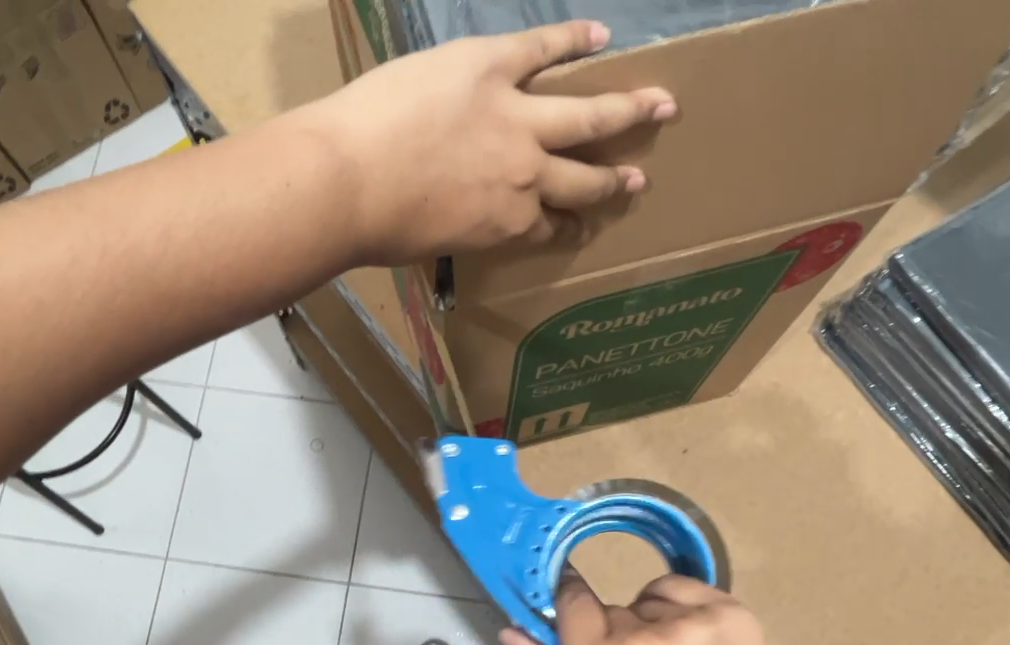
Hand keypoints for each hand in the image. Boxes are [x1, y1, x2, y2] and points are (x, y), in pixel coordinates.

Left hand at [292, 20, 675, 264]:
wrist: (347, 180)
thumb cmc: (380, 228)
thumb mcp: (434, 243)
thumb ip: (463, 225)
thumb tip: (462, 214)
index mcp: (509, 221)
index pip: (551, 223)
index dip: (569, 224)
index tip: (580, 223)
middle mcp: (527, 174)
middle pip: (584, 177)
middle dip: (617, 178)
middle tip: (644, 176)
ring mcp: (515, 118)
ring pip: (586, 115)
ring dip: (628, 109)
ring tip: (662, 103)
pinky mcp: (491, 66)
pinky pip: (543, 48)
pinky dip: (573, 40)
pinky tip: (601, 36)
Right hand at [500, 572, 818, 644]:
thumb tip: (510, 629)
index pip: (570, 602)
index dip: (572, 612)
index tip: (579, 624)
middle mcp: (645, 637)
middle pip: (610, 610)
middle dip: (614, 633)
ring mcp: (693, 621)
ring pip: (646, 601)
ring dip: (650, 623)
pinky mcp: (729, 609)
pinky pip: (680, 590)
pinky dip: (680, 609)